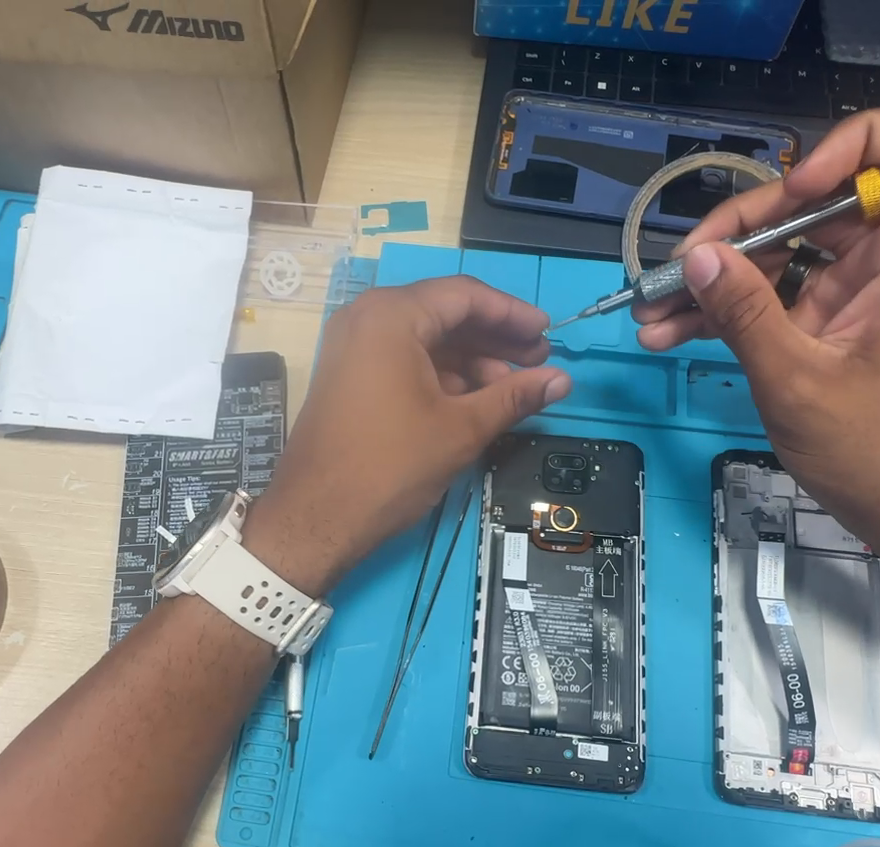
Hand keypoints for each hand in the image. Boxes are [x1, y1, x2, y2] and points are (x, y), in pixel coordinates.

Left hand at [244, 276, 570, 593]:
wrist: (315, 517)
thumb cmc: (390, 466)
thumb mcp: (461, 429)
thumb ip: (514, 397)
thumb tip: (563, 381)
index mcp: (392, 315)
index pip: (465, 295)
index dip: (512, 314)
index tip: (548, 335)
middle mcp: (366, 318)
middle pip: (444, 314)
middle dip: (494, 339)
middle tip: (538, 363)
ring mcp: (352, 348)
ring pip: (424, 341)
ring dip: (471, 361)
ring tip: (513, 390)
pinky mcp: (348, 377)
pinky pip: (402, 361)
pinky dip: (440, 376)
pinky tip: (474, 400)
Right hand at [636, 106, 879, 551]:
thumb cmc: (871, 446)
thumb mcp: (795, 377)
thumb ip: (744, 310)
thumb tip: (696, 257)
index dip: (848, 147)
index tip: (787, 194)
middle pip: (818, 199)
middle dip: (741, 229)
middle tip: (678, 268)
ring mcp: (858, 290)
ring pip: (785, 249)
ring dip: (717, 276)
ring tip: (654, 310)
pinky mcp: (831, 322)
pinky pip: (777, 294)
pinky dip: (728, 310)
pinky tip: (670, 334)